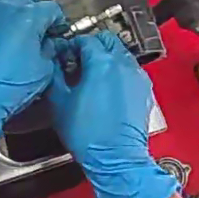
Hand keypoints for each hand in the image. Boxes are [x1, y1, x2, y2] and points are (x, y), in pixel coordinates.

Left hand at [0, 0, 65, 139]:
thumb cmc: (9, 85)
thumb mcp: (43, 69)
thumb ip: (50, 50)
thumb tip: (50, 44)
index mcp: (31, 15)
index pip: (53, 8)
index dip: (58, 22)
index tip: (57, 34)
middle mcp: (9, 5)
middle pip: (31, 0)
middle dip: (39, 15)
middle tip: (40, 33)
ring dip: (18, 7)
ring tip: (20, 25)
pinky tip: (2, 28)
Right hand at [46, 31, 176, 197]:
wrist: (116, 158)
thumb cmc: (88, 134)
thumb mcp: (60, 104)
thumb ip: (55, 77)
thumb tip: (53, 64)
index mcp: (102, 63)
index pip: (86, 39)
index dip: (72, 46)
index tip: (65, 56)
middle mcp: (124, 64)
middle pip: (107, 40)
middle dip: (92, 46)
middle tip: (78, 61)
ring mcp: (137, 76)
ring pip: (121, 53)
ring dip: (106, 57)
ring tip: (92, 75)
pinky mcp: (145, 89)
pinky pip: (131, 70)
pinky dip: (119, 71)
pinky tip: (107, 88)